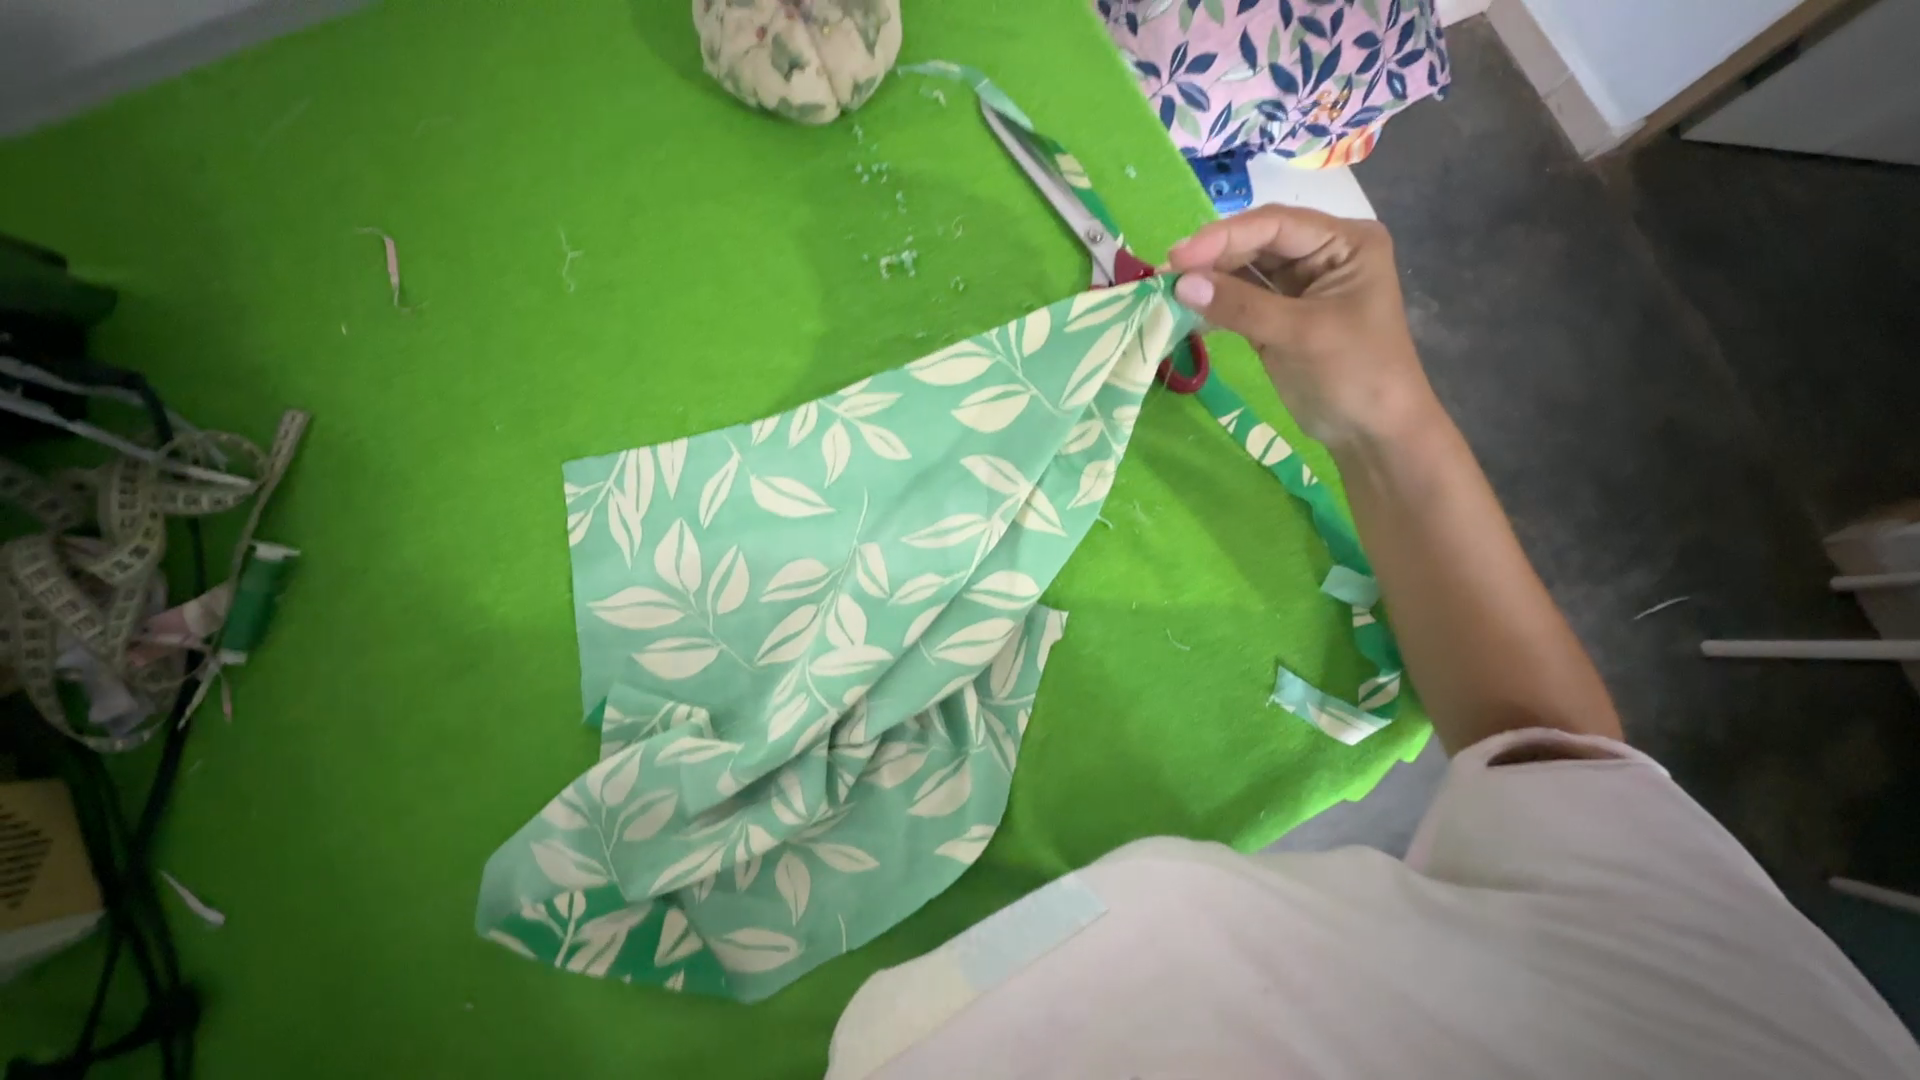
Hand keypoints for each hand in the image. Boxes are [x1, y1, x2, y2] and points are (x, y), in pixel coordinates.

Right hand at [1166, 205, 1440, 449]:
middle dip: (1212, 257)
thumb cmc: (1354, 373)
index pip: (1276, 225)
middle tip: (1164, 275)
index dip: (1224, 236)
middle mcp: (1321, 254)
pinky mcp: (1277, 318)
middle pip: (1256, 244)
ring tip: (1166, 290)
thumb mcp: (1301, 334)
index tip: (1178, 257)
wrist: (1371, 432)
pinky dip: (1214, 305)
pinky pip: (1239, 301)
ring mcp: (1297, 287)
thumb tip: (1181, 284)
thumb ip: (1241, 306)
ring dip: (1208, 280)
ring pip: (1243, 271)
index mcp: (1345, 242)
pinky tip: (1185, 311)